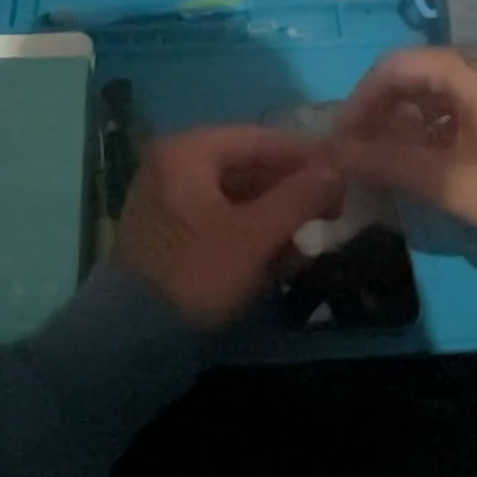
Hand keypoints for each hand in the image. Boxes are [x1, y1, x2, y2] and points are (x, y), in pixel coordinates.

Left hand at [115, 126, 343, 329]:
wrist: (133, 337)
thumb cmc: (198, 273)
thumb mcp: (256, 235)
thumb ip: (300, 196)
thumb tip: (339, 166)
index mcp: (187, 153)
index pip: (259, 139)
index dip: (305, 157)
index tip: (343, 177)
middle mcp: (173, 167)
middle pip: (247, 167)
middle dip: (291, 192)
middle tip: (331, 213)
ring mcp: (168, 202)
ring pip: (236, 198)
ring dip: (274, 218)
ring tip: (308, 242)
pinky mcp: (170, 236)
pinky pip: (220, 222)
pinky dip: (251, 236)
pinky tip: (279, 260)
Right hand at [334, 47, 476, 242]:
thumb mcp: (451, 181)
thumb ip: (390, 163)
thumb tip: (338, 153)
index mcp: (468, 74)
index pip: (395, 66)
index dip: (360, 99)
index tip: (343, 138)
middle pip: (413, 77)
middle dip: (379, 112)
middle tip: (361, 152)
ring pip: (434, 95)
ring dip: (403, 124)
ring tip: (387, 162)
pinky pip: (457, 109)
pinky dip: (430, 131)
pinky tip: (425, 163)